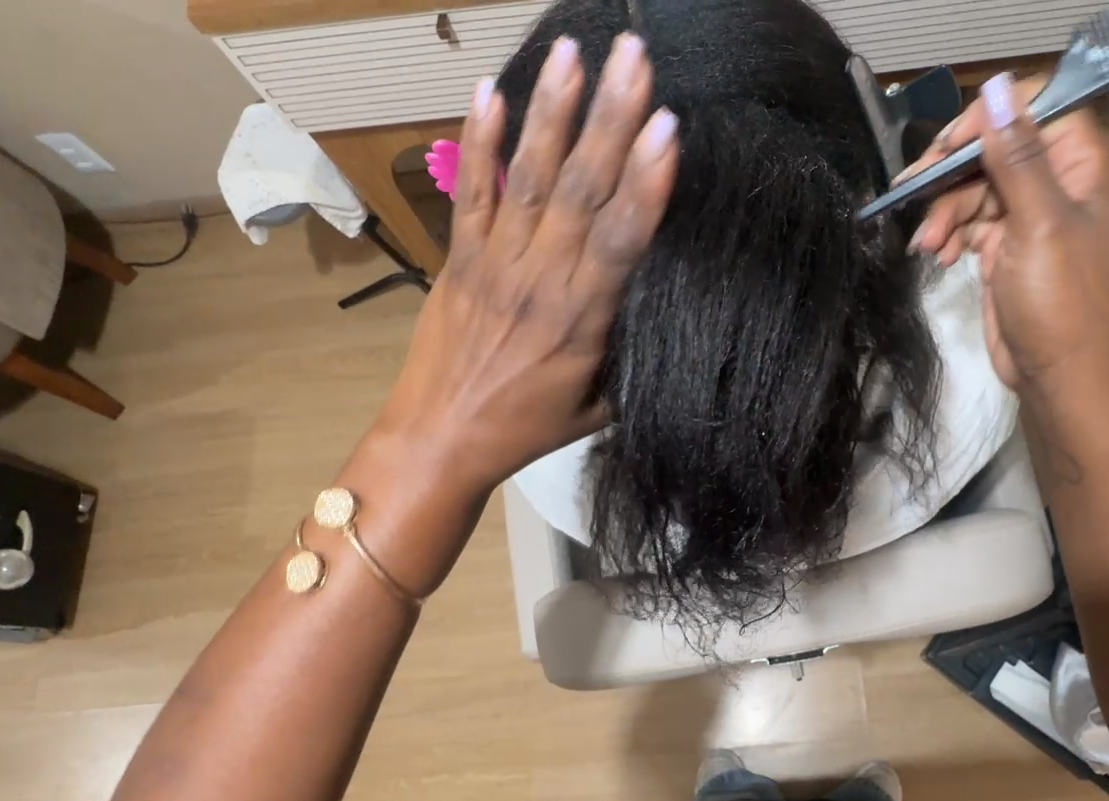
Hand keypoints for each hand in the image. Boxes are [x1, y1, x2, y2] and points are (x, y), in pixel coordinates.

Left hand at [374, 34, 679, 496]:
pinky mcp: (457, 258)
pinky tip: (491, 91)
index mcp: (580, 321)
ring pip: (528, 178)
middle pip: (579, 190)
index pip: (619, 240)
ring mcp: (493, 263)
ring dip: (552, 112)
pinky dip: (479, 143)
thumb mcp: (598, 408)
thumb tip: (659, 308)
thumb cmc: (526, 430)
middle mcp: (538, 281)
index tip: (668, 128)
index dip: (645, 184)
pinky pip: (470, 193)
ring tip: (574, 52)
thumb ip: (628, 353)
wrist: (439, 440)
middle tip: (634, 56)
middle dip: (610, 119)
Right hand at [901, 73, 1108, 394]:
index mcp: (1081, 165)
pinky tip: (935, 254)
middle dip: (951, 174)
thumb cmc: (1058, 301)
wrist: (1055, 374)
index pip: (1032, 111)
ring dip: (944, 213)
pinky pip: (968, 224)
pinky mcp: (1004, 247)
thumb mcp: (1038, 224)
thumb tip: (997, 90)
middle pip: (994, 150)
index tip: (946, 148)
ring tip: (928, 245)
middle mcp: (1057, 182)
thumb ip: (1016, 158)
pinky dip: (948, 235)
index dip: (986, 121)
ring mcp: (1028, 216)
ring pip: (974, 189)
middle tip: (911, 192)